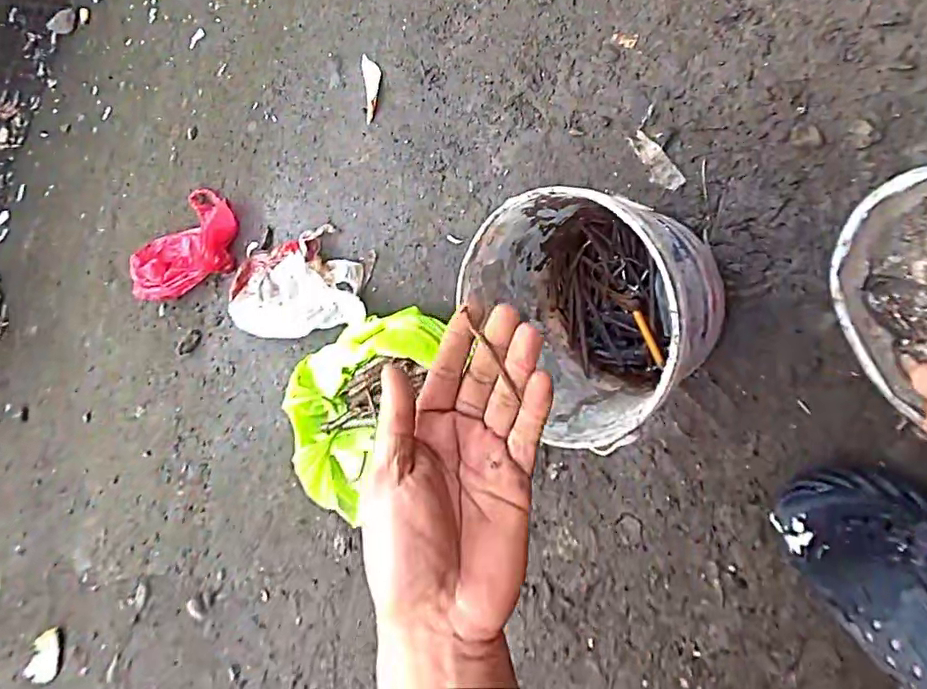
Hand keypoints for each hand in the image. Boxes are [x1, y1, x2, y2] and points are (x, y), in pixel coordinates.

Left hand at [359, 305, 553, 688]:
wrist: (438, 612)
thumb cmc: (401, 554)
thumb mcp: (386, 476)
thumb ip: (396, 419)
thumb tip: (393, 371)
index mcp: (422, 435)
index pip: (443, 376)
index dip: (457, 343)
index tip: (469, 313)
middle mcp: (457, 439)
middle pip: (481, 381)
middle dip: (494, 346)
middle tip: (507, 314)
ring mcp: (488, 456)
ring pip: (507, 399)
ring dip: (518, 367)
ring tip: (528, 335)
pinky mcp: (514, 478)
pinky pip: (526, 434)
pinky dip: (535, 407)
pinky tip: (540, 380)